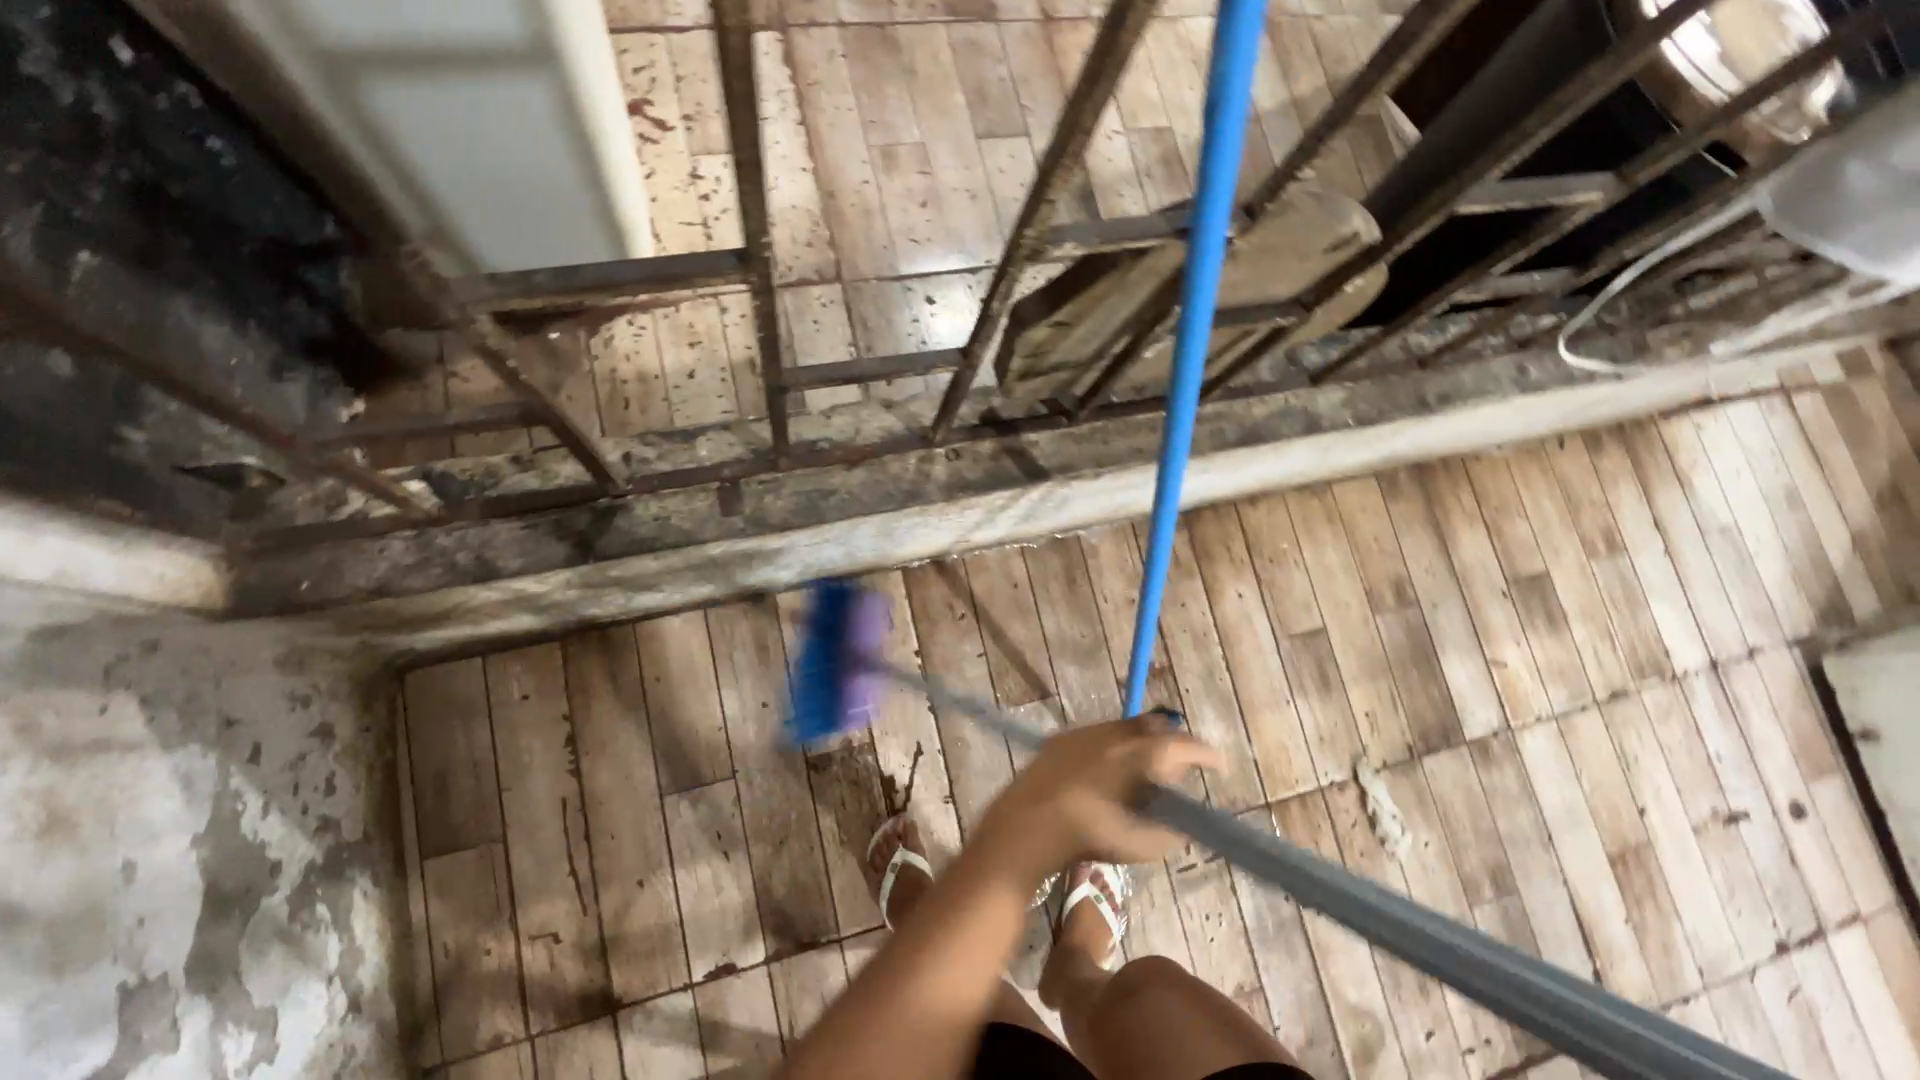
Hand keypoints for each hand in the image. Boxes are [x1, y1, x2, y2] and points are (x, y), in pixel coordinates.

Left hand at [975, 712, 1220, 880]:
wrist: (1028, 823)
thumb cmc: (1090, 835)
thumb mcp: (1142, 845)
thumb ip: (1170, 833)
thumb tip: (1179, 826)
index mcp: (1144, 754)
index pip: (1185, 746)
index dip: (1206, 754)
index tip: (1219, 764)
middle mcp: (1119, 734)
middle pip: (1156, 728)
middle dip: (1172, 743)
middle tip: (1178, 767)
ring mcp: (1087, 732)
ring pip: (1126, 729)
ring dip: (1141, 744)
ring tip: (1143, 770)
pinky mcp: (1062, 738)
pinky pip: (1098, 736)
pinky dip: (1111, 748)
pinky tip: (1106, 770)